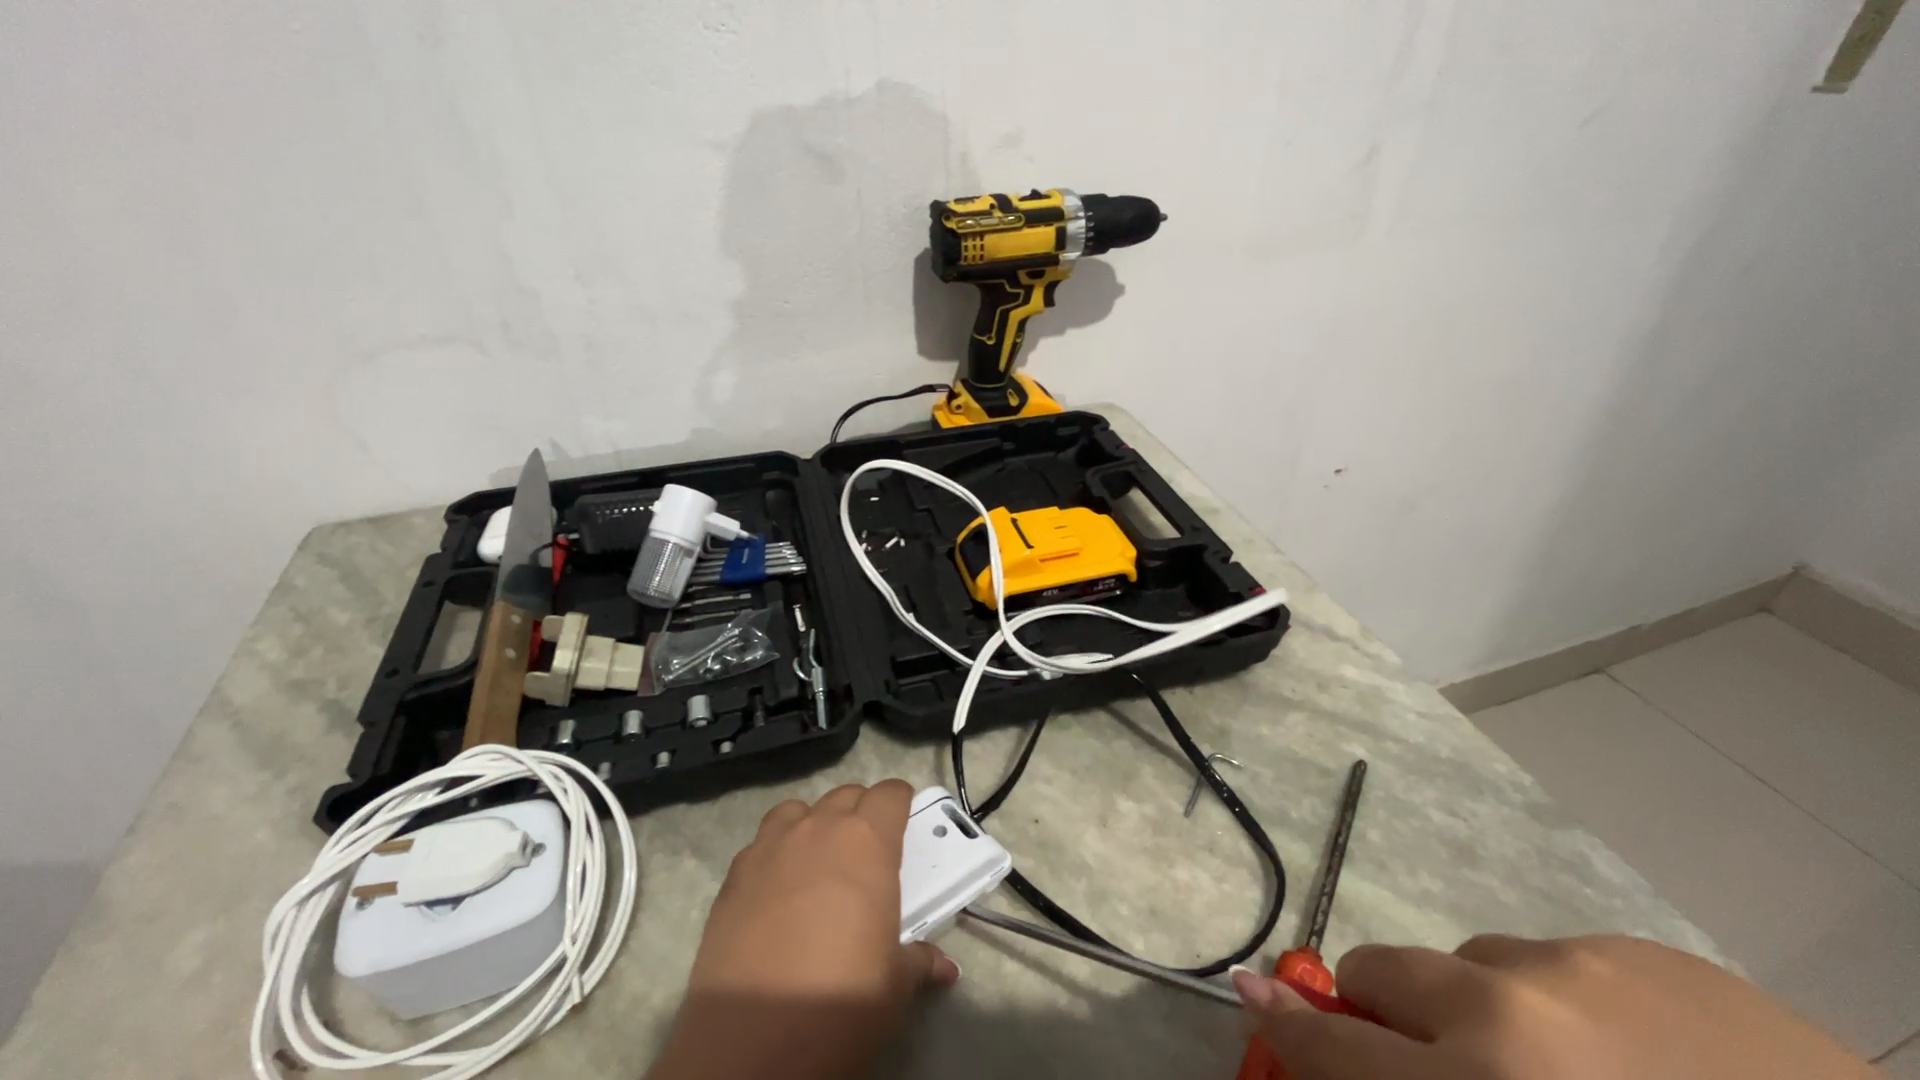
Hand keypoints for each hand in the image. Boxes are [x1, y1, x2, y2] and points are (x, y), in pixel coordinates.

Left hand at [647, 781, 958, 1079]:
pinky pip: (760, 846)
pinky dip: (775, 855)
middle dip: (860, 813)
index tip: (905, 823)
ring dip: (813, 825)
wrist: (751, 1039)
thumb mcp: (895, 985)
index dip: (900, 803)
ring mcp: (767, 849)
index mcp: (866, 842)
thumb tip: (942, 966)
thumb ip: (919, 961)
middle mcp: (816, 830)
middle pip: (844, 796)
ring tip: (820, 864)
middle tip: (869, 852)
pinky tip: (778, 894)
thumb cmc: (841, 999)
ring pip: (796, 812)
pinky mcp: (731, 878)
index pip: (889, 793)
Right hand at [1233, 934, 1874, 1079]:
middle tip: (1427, 1061)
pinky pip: (1557, 960)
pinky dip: (1561, 1001)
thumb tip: (1345, 1052)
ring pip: (1472, 963)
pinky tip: (1634, 1057)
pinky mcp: (1648, 947)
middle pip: (1381, 971)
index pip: (1334, 1045)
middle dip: (1385, 1015)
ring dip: (1482, 1010)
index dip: (1282, 1024)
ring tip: (1562, 1070)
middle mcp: (1510, 1004)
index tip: (1247, 993)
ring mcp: (1582, 962)